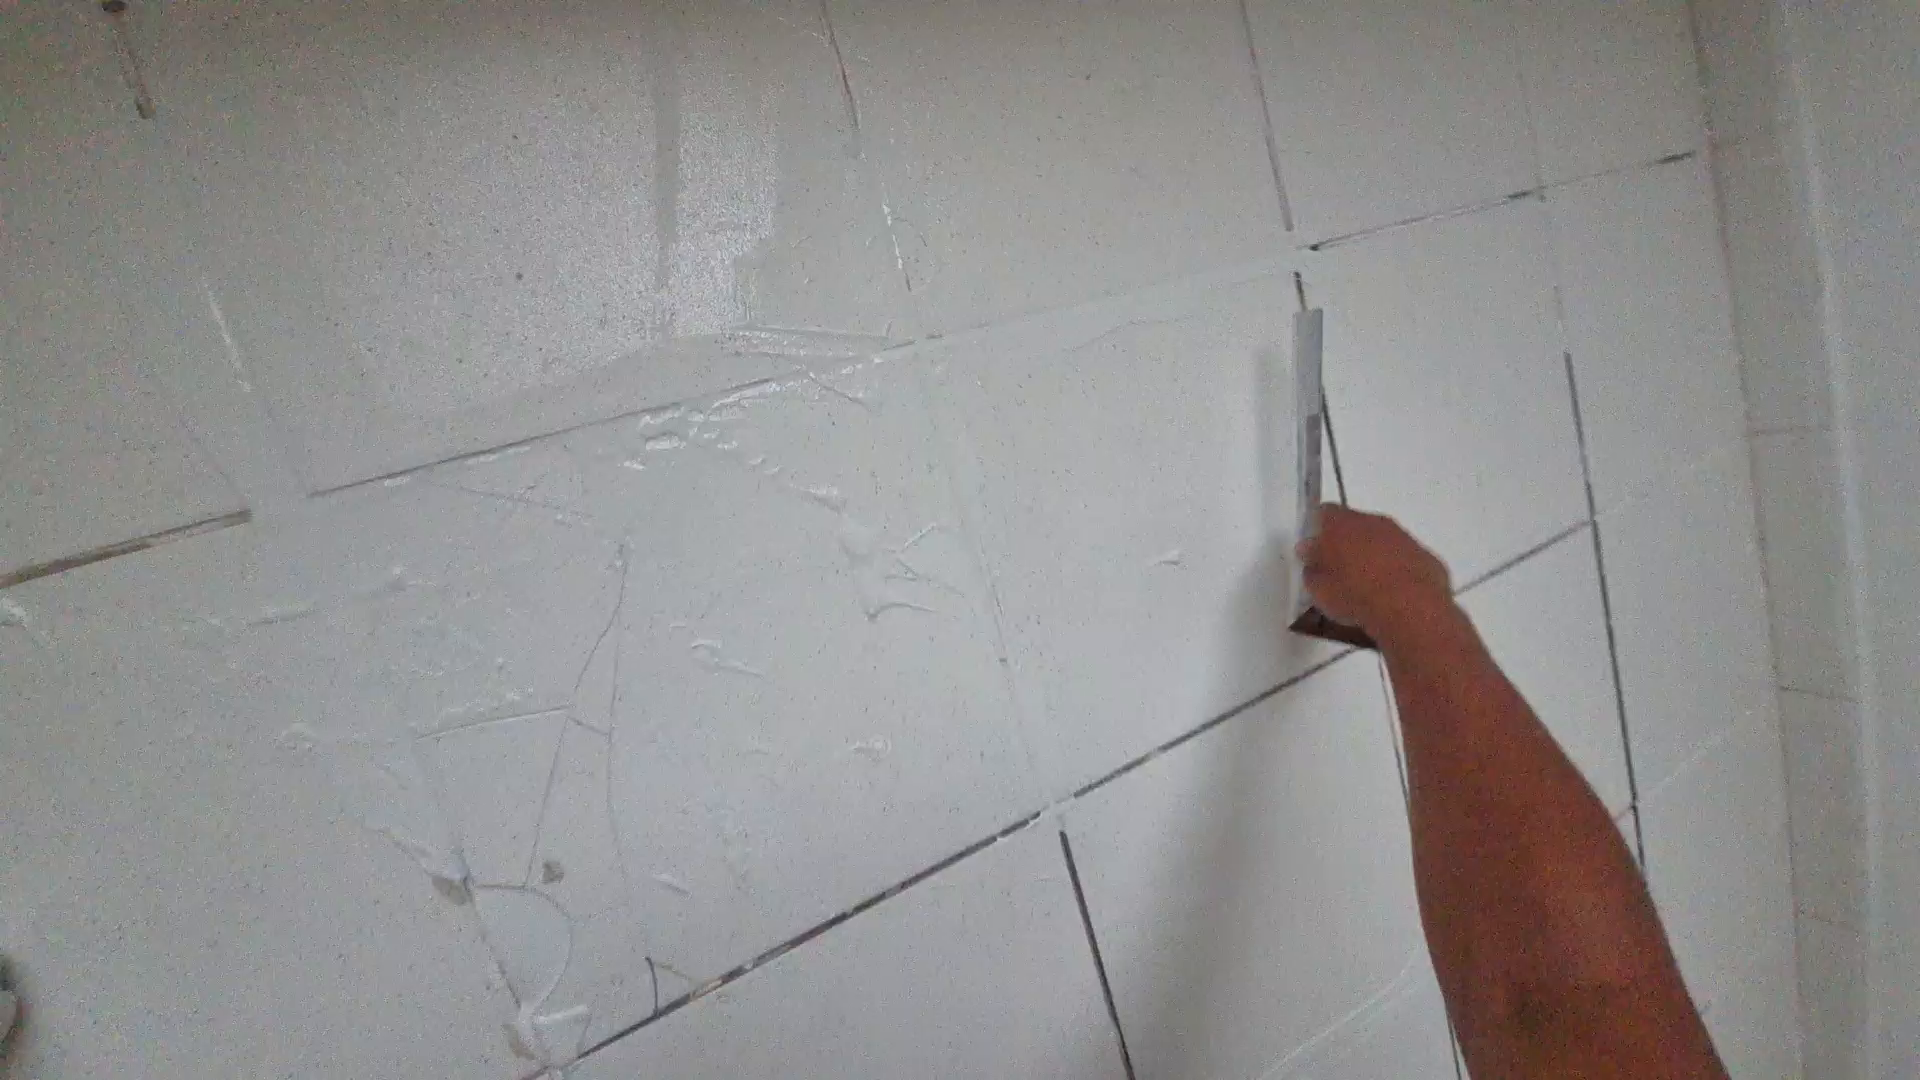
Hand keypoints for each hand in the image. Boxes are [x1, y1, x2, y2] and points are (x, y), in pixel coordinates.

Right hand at [1297, 506, 1454, 641]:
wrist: (1410, 609)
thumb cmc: (1354, 594)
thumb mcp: (1317, 587)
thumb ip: (1311, 564)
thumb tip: (1309, 550)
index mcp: (1342, 524)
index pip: (1324, 512)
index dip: (1317, 528)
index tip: (1314, 548)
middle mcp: (1374, 522)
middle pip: (1356, 524)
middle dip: (1346, 541)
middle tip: (1338, 568)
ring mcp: (1404, 538)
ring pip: (1383, 539)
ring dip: (1373, 555)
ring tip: (1366, 584)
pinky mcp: (1427, 557)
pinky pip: (1405, 558)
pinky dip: (1397, 569)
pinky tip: (1392, 593)